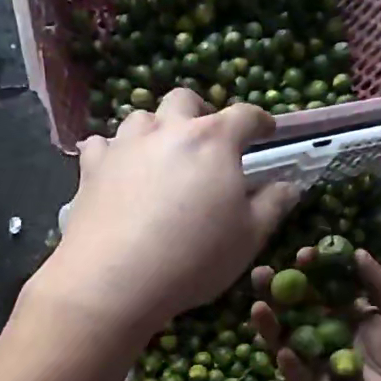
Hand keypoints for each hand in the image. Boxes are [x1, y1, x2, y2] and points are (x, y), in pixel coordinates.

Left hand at [46, 89, 297, 335]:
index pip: (244, 116)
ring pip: (142, 117)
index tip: (266, 131)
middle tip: (207, 139)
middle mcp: (168, 131)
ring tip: (162, 155)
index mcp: (213, 141)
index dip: (260, 121)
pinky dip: (114, 152)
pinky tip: (117, 170)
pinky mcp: (91, 167)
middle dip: (200, 113)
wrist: (115, 280)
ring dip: (156, 128)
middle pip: (185, 101)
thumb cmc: (194, 258)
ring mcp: (125, 145)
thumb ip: (273, 205)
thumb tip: (288, 185)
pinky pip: (102, 145)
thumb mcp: (249, 237)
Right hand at [250, 248, 380, 380]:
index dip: (307, 270)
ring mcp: (316, 358)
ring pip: (284, 339)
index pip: (316, 285)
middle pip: (290, 309)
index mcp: (340, 311)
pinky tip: (284, 349)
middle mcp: (321, 331)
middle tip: (261, 274)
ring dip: (269, 325)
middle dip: (273, 291)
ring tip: (259, 309)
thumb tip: (356, 251)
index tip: (303, 255)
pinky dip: (290, 363)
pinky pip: (298, 374)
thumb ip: (379, 283)